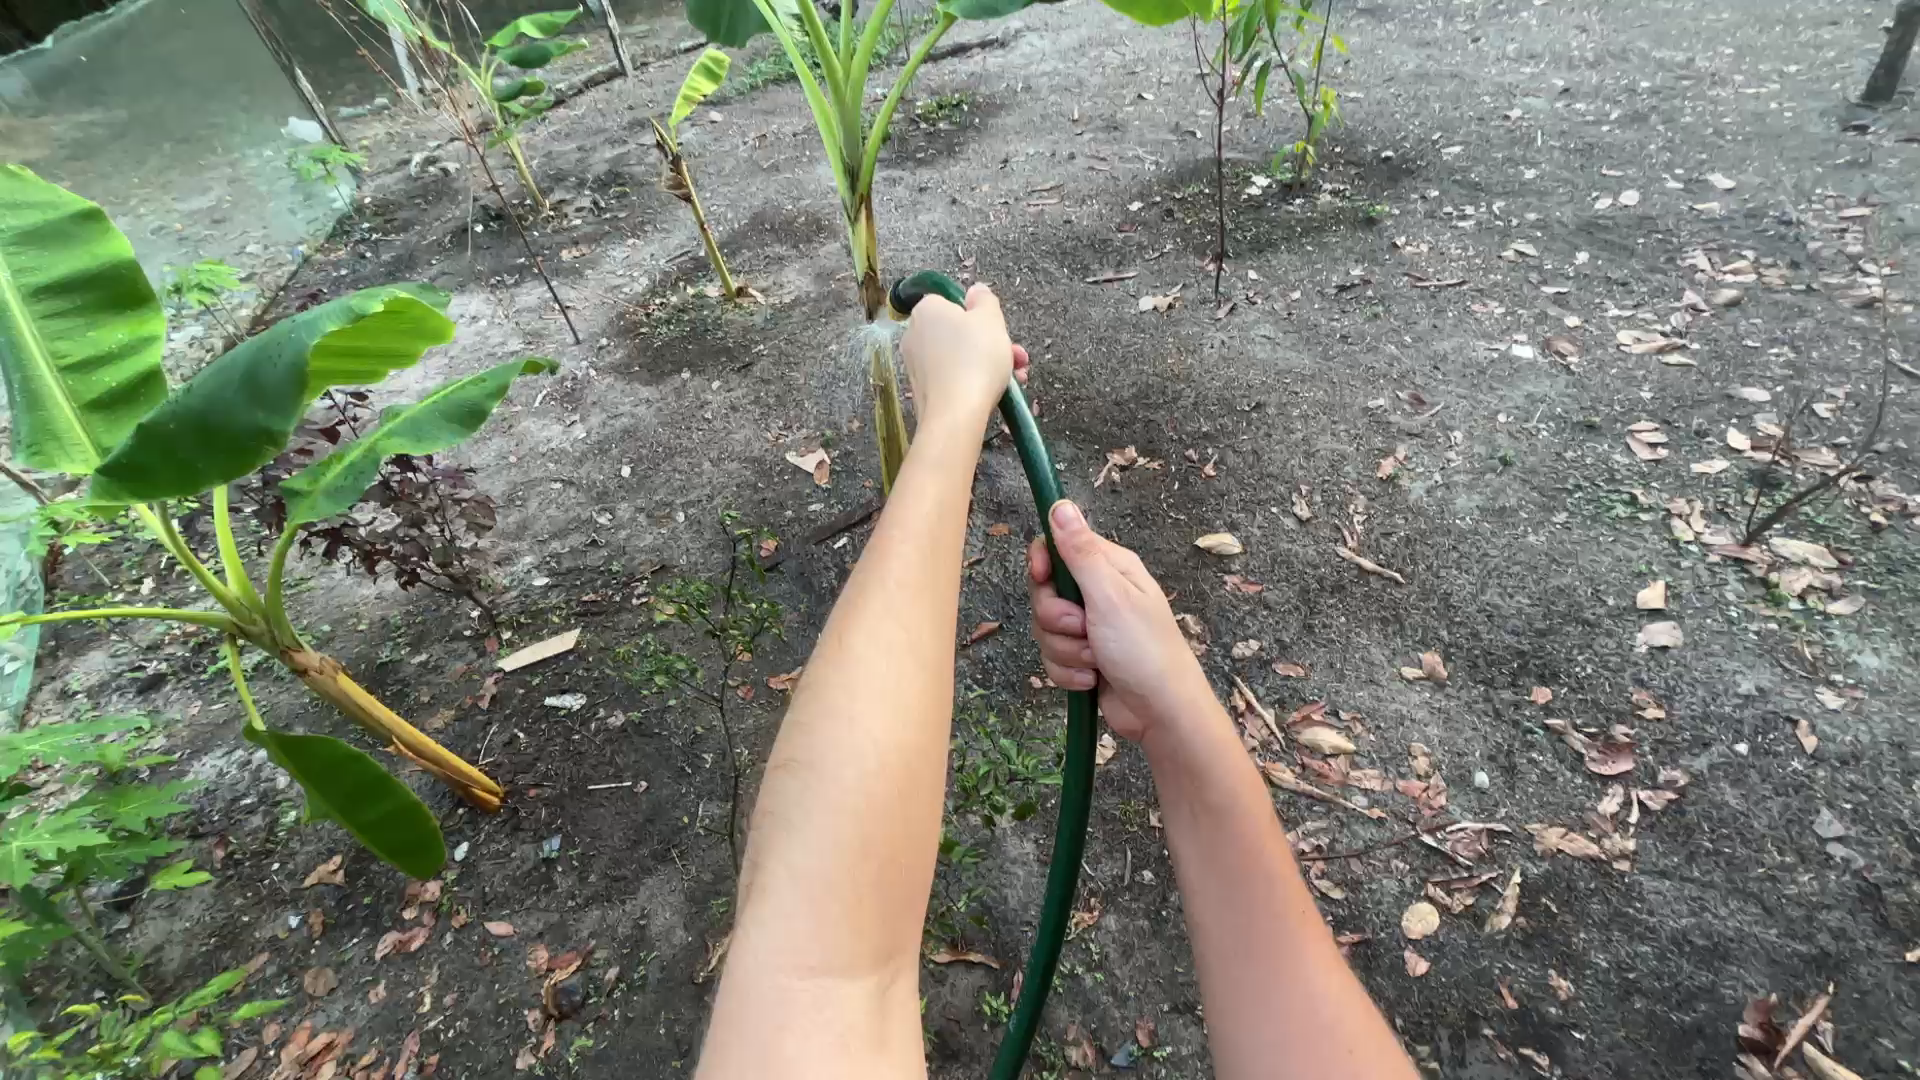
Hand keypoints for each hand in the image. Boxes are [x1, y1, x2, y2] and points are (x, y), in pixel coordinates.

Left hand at [899, 283, 1029, 429]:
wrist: (955, 415)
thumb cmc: (975, 359)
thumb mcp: (990, 319)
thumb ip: (985, 300)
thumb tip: (976, 291)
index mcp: (927, 310)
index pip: (953, 303)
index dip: (979, 316)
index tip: (998, 330)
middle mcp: (915, 335)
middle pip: (959, 334)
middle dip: (992, 344)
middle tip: (1015, 356)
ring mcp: (917, 366)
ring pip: (960, 358)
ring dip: (989, 364)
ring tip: (1016, 377)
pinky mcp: (923, 392)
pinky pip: (953, 380)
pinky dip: (974, 383)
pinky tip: (998, 393)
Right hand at [1027, 500, 1211, 741]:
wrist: (1161, 712)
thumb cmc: (1143, 648)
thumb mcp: (1110, 595)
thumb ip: (1080, 551)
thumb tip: (1060, 504)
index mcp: (1108, 568)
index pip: (1057, 547)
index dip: (1042, 563)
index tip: (1041, 578)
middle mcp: (1097, 593)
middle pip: (1045, 593)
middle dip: (1056, 618)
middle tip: (1082, 628)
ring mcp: (1089, 628)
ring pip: (1045, 630)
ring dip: (1065, 650)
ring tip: (1094, 660)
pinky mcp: (1082, 658)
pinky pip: (1053, 658)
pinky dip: (1068, 672)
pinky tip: (1092, 679)